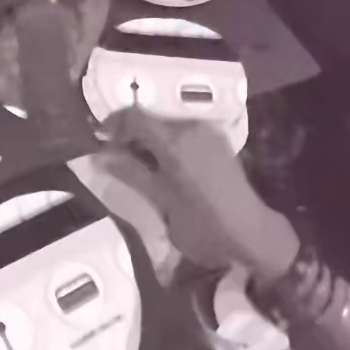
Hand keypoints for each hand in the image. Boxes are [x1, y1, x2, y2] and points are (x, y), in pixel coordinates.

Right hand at [102, 108, 299, 280]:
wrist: (249, 233)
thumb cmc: (200, 222)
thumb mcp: (159, 199)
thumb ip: (129, 172)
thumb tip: (99, 156)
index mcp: (173, 140)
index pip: (134, 115)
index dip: (112, 124)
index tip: (101, 140)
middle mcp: (191, 127)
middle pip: (151, 118)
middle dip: (131, 134)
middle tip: (117, 156)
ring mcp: (208, 131)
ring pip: (167, 125)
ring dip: (150, 138)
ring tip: (140, 163)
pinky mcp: (218, 139)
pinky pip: (185, 132)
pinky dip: (169, 142)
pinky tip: (164, 164)